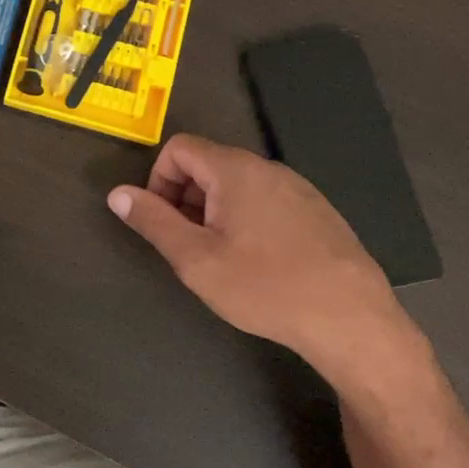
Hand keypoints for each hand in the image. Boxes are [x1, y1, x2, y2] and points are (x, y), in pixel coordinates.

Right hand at [108, 134, 417, 375]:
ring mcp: (299, 189)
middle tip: (188, 246)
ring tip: (222, 259)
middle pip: (208, 164)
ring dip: (216, 211)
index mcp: (234, 170)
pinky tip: (260, 264)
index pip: (179, 148)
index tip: (163, 222)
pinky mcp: (320, 212)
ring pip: (239, 185)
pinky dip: (248, 220)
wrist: (351, 319)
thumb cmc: (264, 287)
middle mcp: (267, 168)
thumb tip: (117, 193)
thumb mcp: (195, 259)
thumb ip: (153, 221)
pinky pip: (267, 201)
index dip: (158, 180)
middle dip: (186, 198)